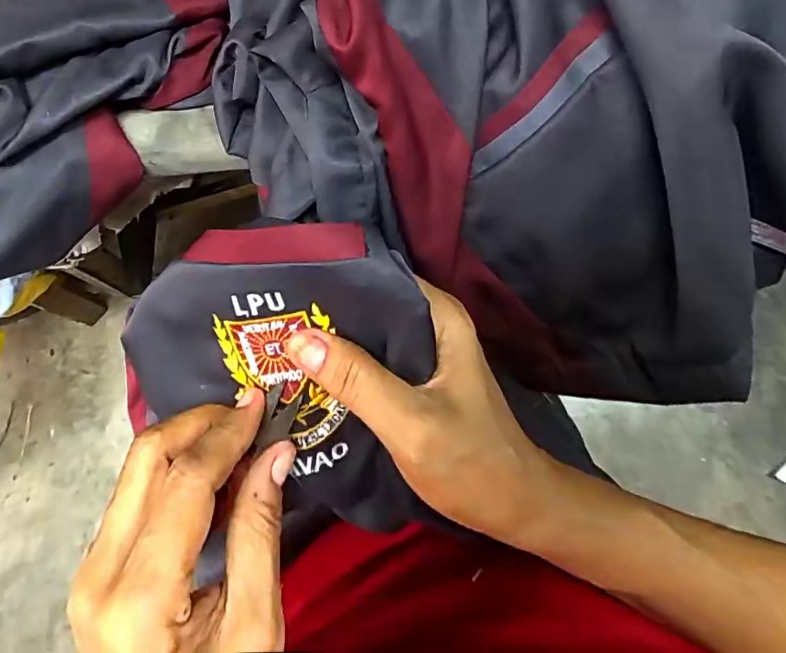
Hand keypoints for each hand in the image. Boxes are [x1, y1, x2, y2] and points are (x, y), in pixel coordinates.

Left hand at [70, 391, 296, 652]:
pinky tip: (216, 471)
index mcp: (139, 595)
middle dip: (201, 421)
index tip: (262, 402)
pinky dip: (177, 468)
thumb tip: (276, 452)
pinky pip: (135, 496)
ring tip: (240, 436)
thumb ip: (260, 532)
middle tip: (248, 411)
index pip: (186, 479)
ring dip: (190, 441)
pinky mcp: (95, 573)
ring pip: (137, 471)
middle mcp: (98, 575)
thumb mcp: (253, 627)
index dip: (228, 432)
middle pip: (146, 459)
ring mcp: (88, 574)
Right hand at [283, 278, 563, 546]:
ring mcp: (428, 355)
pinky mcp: (419, 382)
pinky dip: (348, 369)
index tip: (288, 289)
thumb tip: (298, 337)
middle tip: (272, 321)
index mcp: (442, 317)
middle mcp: (436, 326)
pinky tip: (311, 380)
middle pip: (374, 306)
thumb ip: (357, 379)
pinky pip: (377, 364)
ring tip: (277, 345)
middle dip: (328, 314)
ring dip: (335, 344)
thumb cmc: (469, 461)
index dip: (337, 282)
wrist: (513, 506)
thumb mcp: (408, 421)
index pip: (383, 279)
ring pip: (373, 338)